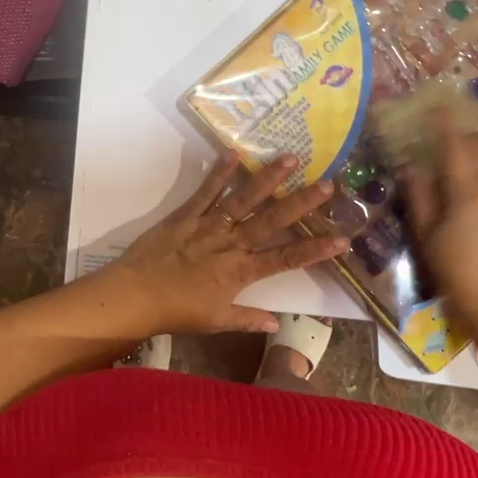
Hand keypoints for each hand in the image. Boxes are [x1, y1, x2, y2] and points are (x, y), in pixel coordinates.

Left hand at [95, 154, 346, 334]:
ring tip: (290, 157)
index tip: (342, 239)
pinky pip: (205, 192)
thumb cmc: (176, 312)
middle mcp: (230, 244)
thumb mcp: (216, 321)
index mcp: (240, 272)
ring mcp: (208, 226)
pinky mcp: (185, 216)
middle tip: (327, 184)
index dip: (315, 250)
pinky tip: (235, 153)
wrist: (135, 297)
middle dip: (301, 203)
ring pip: (242, 200)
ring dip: (267, 178)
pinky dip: (219, 173)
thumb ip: (248, 319)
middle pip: (271, 221)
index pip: (285, 258)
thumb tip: (278, 323)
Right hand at [403, 126, 477, 330]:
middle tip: (451, 138)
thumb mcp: (427, 237)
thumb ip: (419, 198)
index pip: (455, 143)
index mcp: (468, 189)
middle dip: (470, 133)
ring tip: (468, 164)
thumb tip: (410, 169)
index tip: (436, 105)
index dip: (444, 122)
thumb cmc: (457, 272)